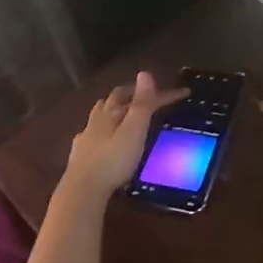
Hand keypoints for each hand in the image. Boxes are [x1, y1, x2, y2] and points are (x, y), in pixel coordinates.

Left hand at [63, 71, 188, 198]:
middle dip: (131, 93)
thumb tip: (145, 73)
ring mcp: (87, 136)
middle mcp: (98, 120)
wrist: (82, 189)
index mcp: (113, 113)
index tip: (182, 93)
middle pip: (114, 99)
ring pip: (100, 113)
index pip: (140, 97)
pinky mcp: (80, 154)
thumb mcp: (134, 131)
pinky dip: (100, 128)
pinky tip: (101, 138)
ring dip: (113, 108)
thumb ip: (142, 104)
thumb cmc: (113, 160)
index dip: (162, 94)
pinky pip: (91, 133)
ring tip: (123, 111)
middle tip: (147, 95)